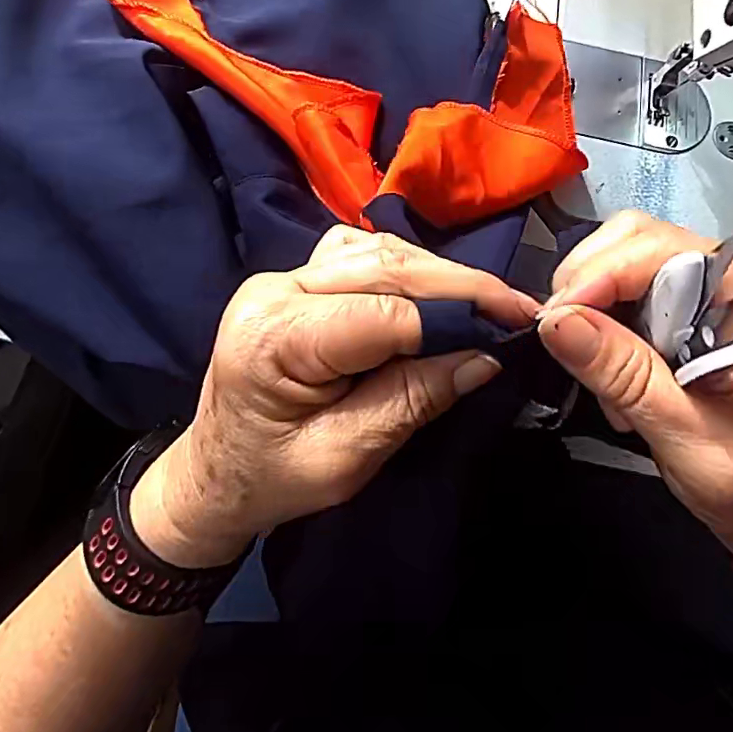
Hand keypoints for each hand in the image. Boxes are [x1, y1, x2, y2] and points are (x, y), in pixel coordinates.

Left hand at [131, 226, 536, 566]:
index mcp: (274, 336)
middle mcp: (272, 290)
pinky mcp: (289, 284)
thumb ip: (410, 400)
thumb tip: (483, 355)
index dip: (457, 313)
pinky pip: (354, 257)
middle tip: (516, 307)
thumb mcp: (343, 459)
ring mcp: (278, 280)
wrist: (213, 472)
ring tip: (480, 304)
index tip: (519, 322)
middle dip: (455, 284)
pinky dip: (400, 270)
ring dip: (431, 273)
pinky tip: (427, 293)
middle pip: (379, 267)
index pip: (382, 311)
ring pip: (370, 252)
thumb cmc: (268, 479)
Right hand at [537, 211, 732, 609]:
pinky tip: (603, 367)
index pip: (680, 256)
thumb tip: (557, 323)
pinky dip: (594, 321)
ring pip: (626, 261)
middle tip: (562, 330)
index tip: (559, 316)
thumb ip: (626, 378)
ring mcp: (714, 306)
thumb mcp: (695, 445)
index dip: (609, 274)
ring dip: (589, 302)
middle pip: (647, 242)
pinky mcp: (685, 321)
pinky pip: (622, 295)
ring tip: (590, 360)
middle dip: (590, 278)